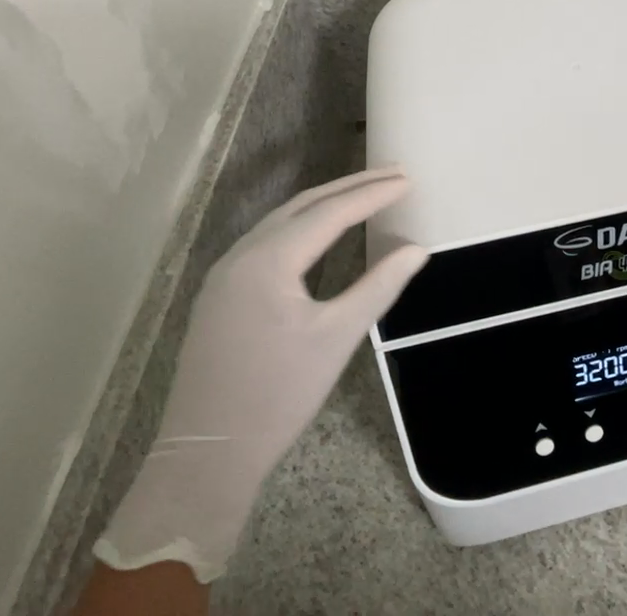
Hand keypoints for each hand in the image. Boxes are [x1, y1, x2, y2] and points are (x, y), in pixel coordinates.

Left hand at [93, 168, 426, 582]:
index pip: (330, 214)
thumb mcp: (338, 337)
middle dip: (350, 187)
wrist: (209, 451)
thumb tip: (417, 249)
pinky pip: (266, 242)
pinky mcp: (220, 295)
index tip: (409, 180)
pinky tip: (321, 231)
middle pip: (302, 207)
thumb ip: (379, 286)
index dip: (372, 194)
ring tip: (366, 193)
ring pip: (281, 221)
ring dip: (325, 203)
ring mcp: (224, 275)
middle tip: (395, 174)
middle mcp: (240, 257)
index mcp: (267, 262)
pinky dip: (302, 225)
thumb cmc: (279, 394)